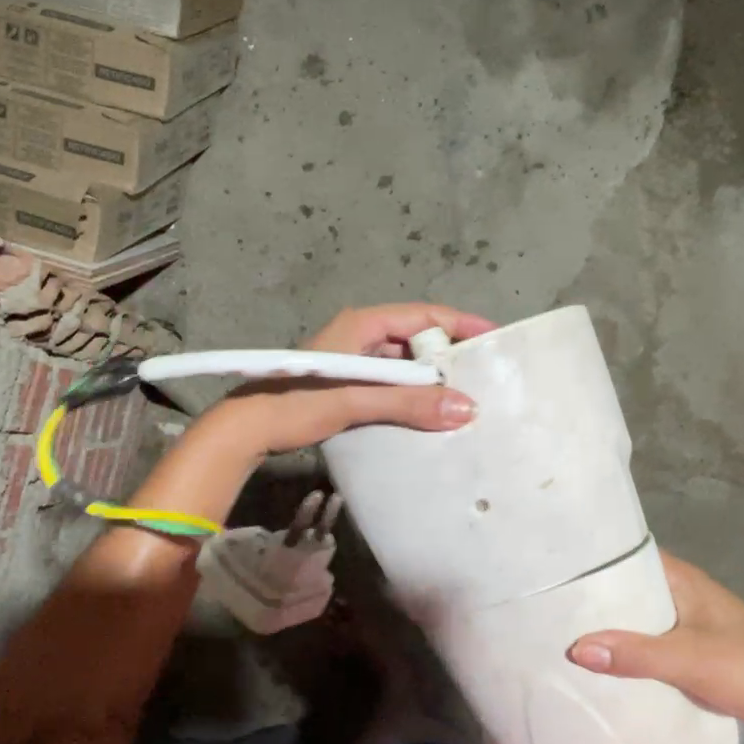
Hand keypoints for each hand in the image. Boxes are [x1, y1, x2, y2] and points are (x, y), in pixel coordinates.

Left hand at [199, 303, 495, 456]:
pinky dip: (413, 395)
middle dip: (451, 356)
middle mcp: (362, 335)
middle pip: (418, 339)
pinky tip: (429, 414)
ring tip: (466, 398)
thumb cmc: (298, 404)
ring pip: (406, 364)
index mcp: (364, 324)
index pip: (425, 315)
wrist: (247, 429)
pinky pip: (392, 383)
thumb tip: (468, 409)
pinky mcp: (349, 383)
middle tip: (487, 377)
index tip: (496, 339)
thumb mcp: (357, 400)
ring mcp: (354, 359)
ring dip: (432, 380)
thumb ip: (410, 404)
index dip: (462, 325)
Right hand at [566, 550, 743, 729]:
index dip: (594, 560)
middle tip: (548, 606)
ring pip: (639, 617)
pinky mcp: (693, 650)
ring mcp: (689, 623)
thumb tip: (574, 648)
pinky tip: (602, 663)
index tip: (554, 568)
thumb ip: (634, 654)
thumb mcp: (686, 659)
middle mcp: (684, 594)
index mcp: (683, 580)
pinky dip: (628, 649)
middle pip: (629, 588)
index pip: (628, 556)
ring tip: (563, 633)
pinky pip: (649, 641)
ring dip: (611, 627)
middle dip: (595, 598)